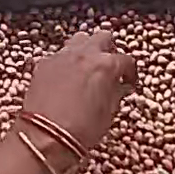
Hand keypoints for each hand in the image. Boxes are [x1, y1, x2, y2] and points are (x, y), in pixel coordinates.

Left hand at [21, 29, 136, 160]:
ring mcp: (62, 56)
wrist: (45, 136)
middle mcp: (85, 54)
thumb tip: (120, 85)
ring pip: (80, 39)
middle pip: (103, 37)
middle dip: (109, 49)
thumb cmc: (80, 129)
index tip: (128, 80)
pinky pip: (60, 54)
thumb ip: (116, 92)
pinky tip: (67, 76)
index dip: (129, 72)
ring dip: (87, 49)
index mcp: (106, 65)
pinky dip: (67, 61)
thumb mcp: (108, 113)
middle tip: (109, 66)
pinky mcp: (44, 63)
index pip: (126, 60)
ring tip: (88, 66)